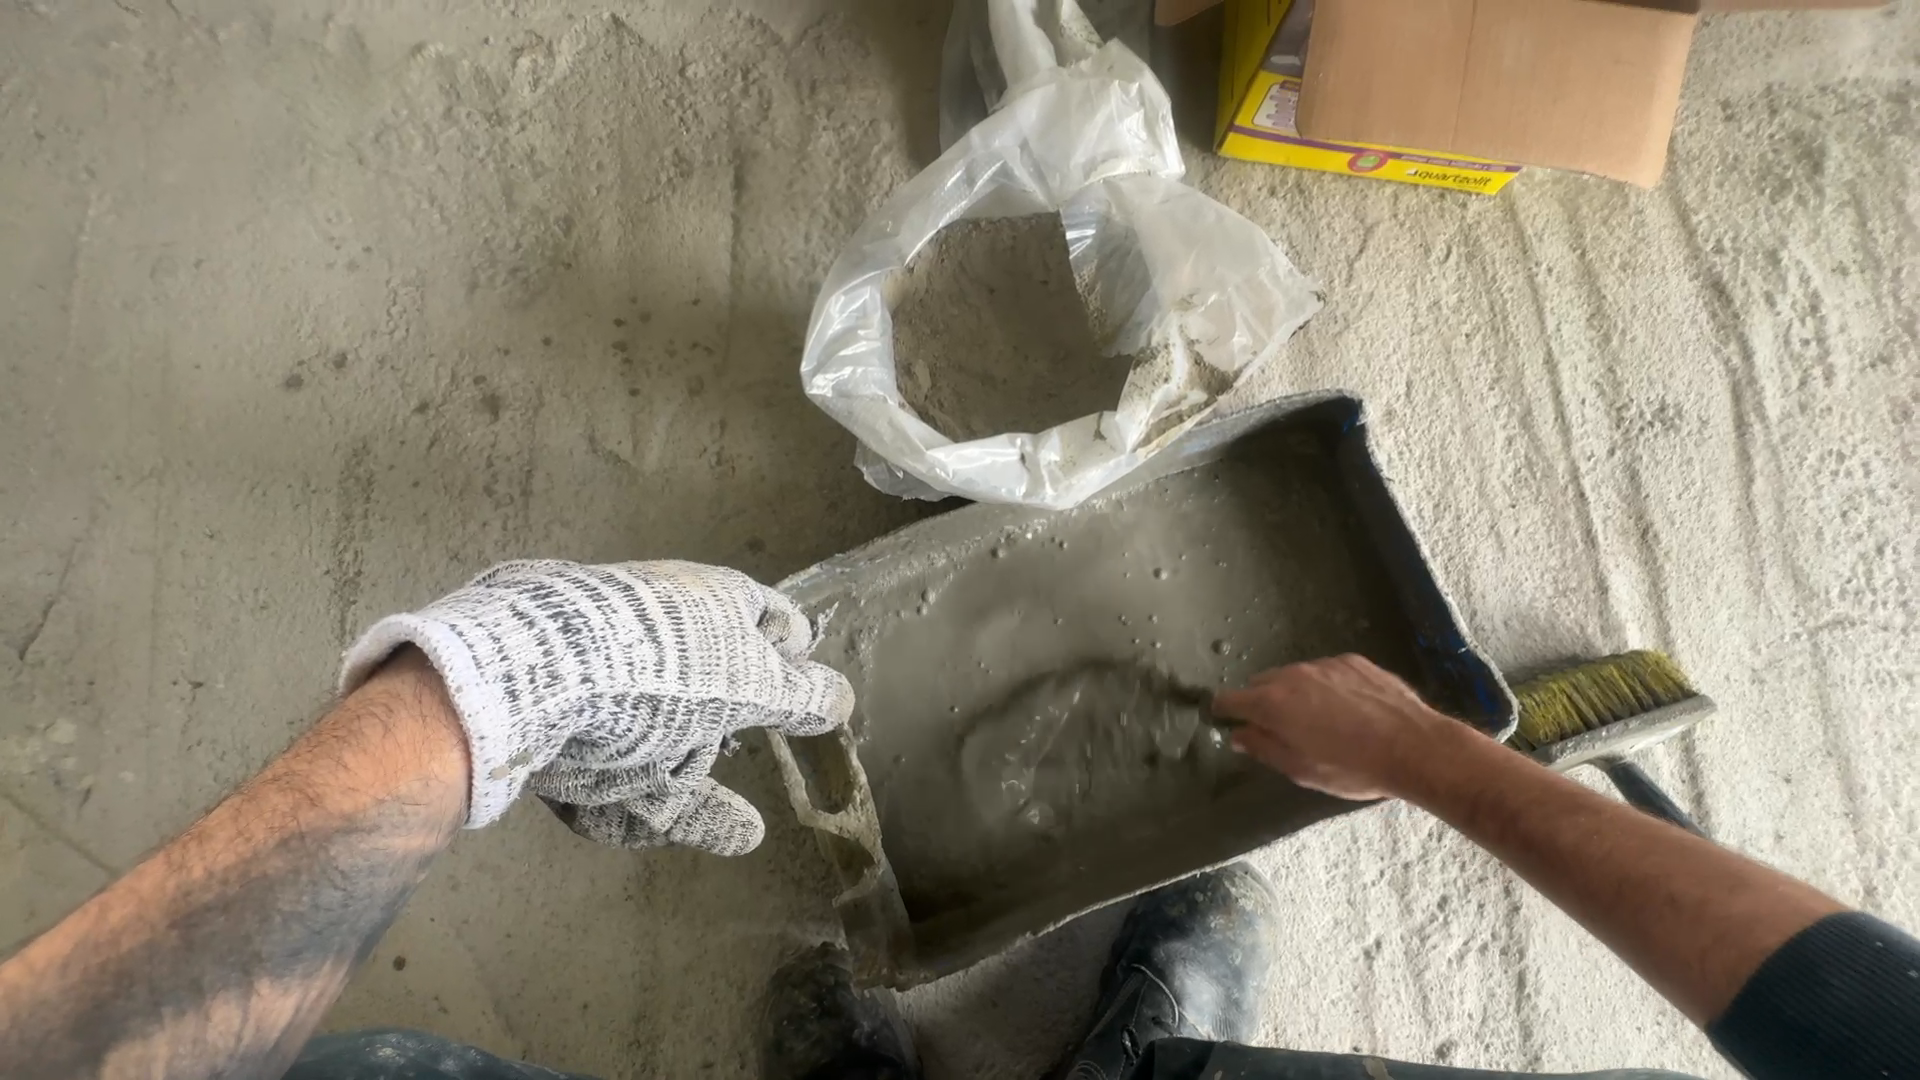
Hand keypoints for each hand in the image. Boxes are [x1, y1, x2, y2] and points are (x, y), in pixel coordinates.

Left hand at [340, 560, 853, 855]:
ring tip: (738, 829)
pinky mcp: (566, 722)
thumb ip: (801, 696)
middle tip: (742, 755)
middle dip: (730, 725)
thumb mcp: (752, 683)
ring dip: (692, 779)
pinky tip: (689, 838)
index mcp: (716, 605)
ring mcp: (612, 676)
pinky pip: (615, 766)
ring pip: (662, 734)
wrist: (537, 676)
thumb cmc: (668, 666)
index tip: (804, 694)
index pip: (774, 619)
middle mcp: (666, 634)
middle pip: (715, 681)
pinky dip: (645, 805)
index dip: (793, 651)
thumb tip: (845, 699)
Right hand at [1211, 654, 1449, 800]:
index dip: (1222, 711)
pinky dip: (1326, 686)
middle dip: (1262, 703)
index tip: (1225, 721)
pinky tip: (1349, 709)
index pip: (1228, 699)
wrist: (1417, 747)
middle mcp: (1291, 675)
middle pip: (1260, 684)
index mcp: (1271, 703)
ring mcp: (1323, 664)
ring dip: (1295, 693)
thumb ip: (1263, 748)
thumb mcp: (1301, 769)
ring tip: (1321, 720)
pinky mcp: (1352, 661)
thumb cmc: (1353, 766)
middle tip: (1281, 728)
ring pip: (1294, 676)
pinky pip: (1325, 671)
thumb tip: (1238, 735)